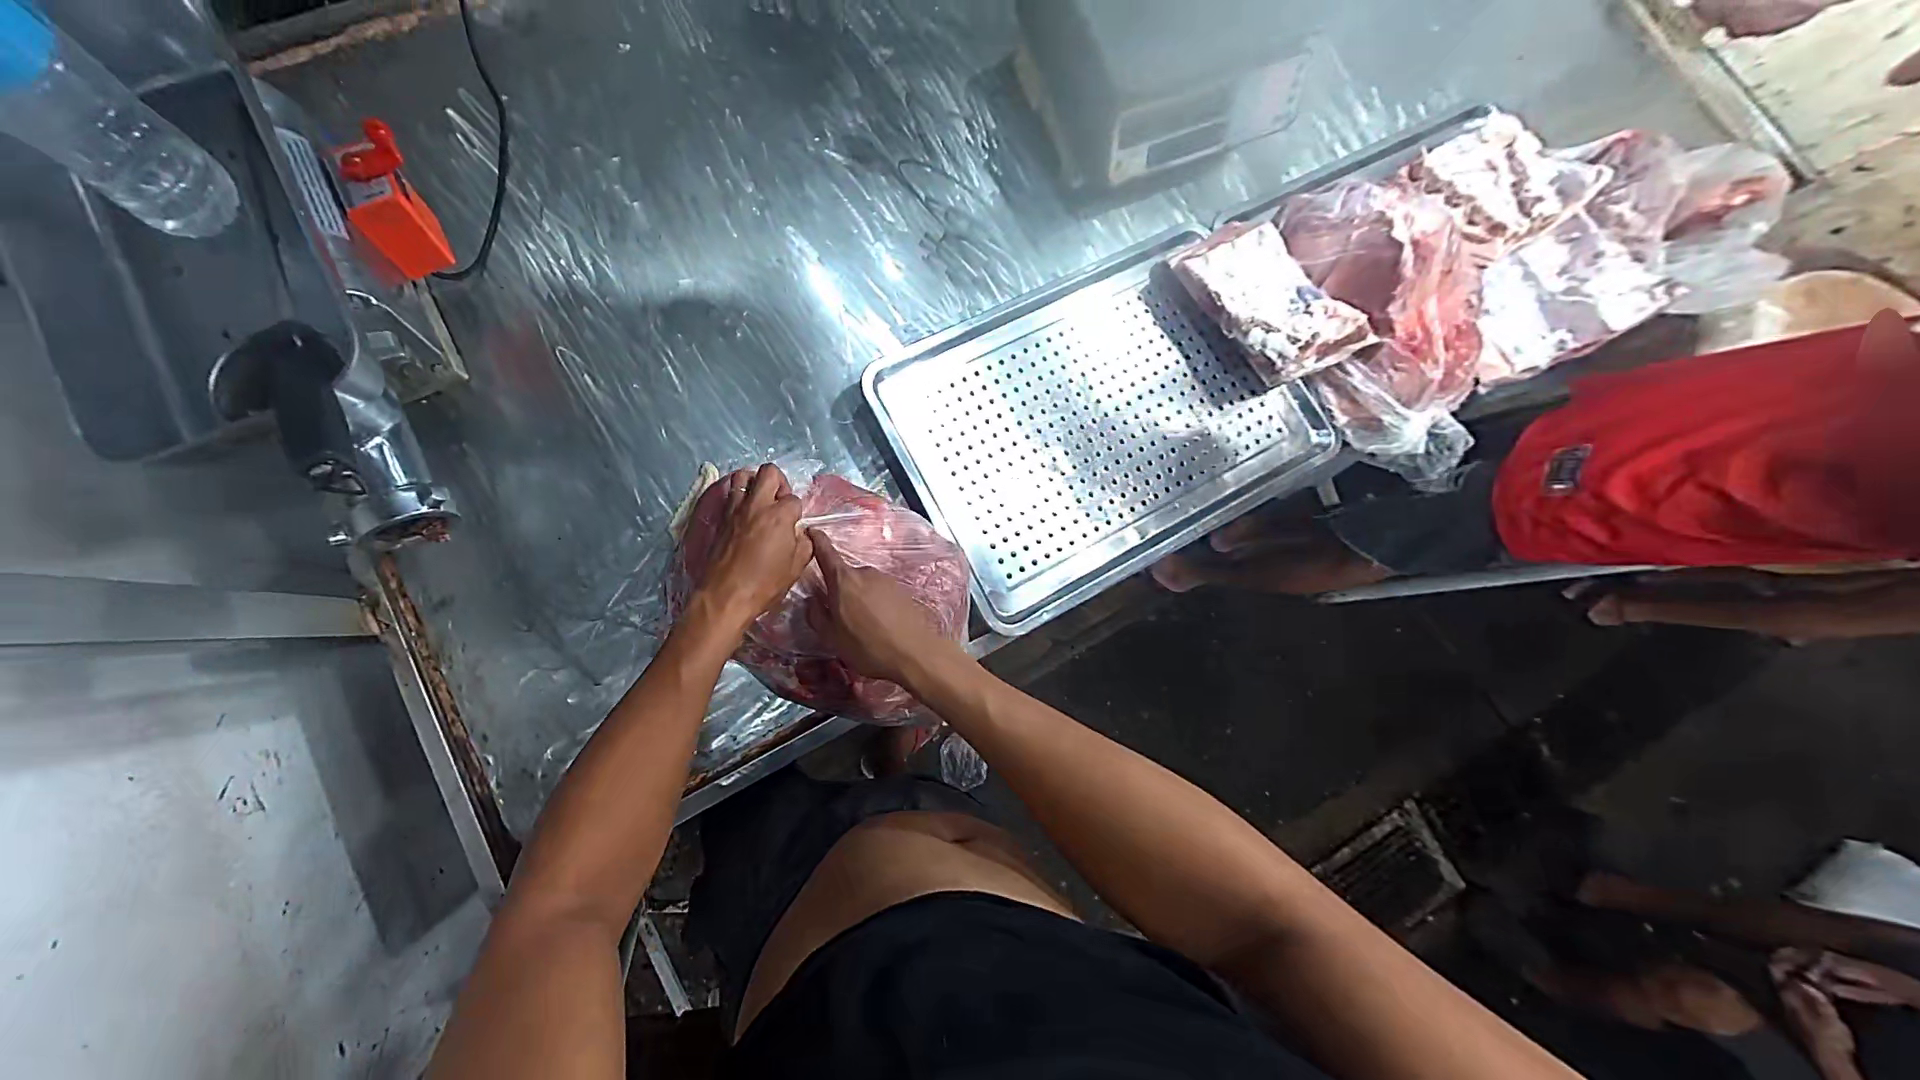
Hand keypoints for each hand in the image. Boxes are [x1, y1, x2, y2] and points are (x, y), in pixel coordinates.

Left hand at [693, 465, 812, 630]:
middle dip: (780, 482)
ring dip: (755, 483)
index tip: (795, 527)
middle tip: (780, 502)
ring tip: (761, 501)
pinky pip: (730, 494)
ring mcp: (735, 509)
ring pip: (743, 476)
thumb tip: (802, 534)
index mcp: (780, 516)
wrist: (725, 595)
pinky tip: (745, 513)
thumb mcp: (796, 567)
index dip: (797, 512)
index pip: (794, 500)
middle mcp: (757, 505)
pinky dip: (739, 495)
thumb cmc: (764, 583)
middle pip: (769, 472)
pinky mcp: (720, 518)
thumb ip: (804, 544)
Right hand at [808, 528, 964, 687]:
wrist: (915, 654)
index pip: (826, 552)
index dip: (817, 540)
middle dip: (842, 591)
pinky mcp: (903, 590)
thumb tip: (812, 598)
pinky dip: (877, 604)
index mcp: (844, 580)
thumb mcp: (831, 637)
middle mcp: (866, 572)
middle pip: (847, 575)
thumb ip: (816, 614)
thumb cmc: (868, 646)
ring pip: (865, 585)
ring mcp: (887, 579)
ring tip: (864, 628)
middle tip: (841, 618)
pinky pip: (882, 593)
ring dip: (861, 600)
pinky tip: (882, 626)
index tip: (811, 530)